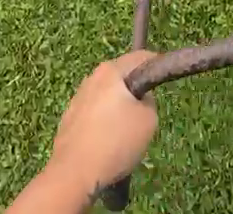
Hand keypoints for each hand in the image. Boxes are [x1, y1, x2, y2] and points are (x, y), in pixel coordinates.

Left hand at [42, 50, 158, 196]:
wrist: (73, 174)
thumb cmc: (116, 141)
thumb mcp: (149, 120)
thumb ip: (149, 101)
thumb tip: (139, 100)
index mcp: (111, 71)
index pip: (141, 58)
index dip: (156, 66)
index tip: (164, 81)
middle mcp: (92, 78)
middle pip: (122, 78)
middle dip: (135, 93)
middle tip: (145, 115)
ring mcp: (77, 99)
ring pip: (107, 98)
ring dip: (118, 110)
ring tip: (125, 135)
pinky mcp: (69, 120)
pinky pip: (94, 115)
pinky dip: (103, 124)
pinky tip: (107, 145)